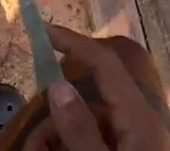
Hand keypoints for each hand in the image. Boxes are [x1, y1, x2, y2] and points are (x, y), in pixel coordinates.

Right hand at [21, 25, 169, 150]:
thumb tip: (58, 85)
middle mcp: (141, 127)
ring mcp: (136, 147)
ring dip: (56, 141)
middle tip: (29, 148)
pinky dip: (70, 150)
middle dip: (53, 120)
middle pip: (88, 103)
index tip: (42, 31)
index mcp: (140, 120)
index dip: (75, 41)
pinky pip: (95, 146)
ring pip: (86, 128)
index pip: (105, 63)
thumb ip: (80, 130)